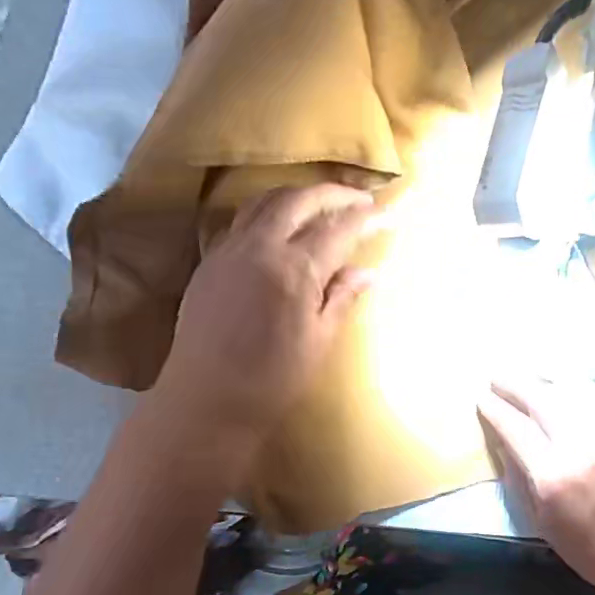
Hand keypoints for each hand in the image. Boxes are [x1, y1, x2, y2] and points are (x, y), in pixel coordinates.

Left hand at [154, 184, 378, 441]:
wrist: (207, 401)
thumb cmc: (272, 381)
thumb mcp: (319, 342)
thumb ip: (341, 299)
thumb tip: (368, 272)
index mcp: (295, 269)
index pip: (338, 228)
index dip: (366, 218)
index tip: (387, 214)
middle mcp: (260, 247)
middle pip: (299, 200)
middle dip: (332, 193)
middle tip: (358, 198)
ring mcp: (229, 251)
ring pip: (264, 202)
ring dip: (296, 196)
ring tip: (319, 205)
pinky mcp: (209, 263)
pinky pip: (240, 222)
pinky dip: (265, 214)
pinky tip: (276, 230)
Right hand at [478, 373, 594, 594]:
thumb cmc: (588, 550)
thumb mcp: (541, 522)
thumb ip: (521, 480)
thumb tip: (505, 445)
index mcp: (552, 475)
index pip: (515, 430)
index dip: (495, 410)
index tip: (481, 398)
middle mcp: (580, 448)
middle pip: (542, 401)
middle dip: (516, 384)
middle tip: (497, 377)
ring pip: (576, 394)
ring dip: (551, 378)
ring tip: (534, 372)